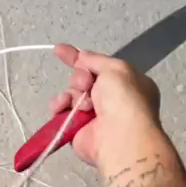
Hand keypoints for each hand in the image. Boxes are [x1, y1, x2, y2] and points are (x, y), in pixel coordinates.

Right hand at [48, 44, 162, 167]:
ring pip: (71, 94)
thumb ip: (96, 59)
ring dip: (70, 94)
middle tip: (85, 85)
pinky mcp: (77, 127)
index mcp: (126, 83)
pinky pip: (61, 110)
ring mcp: (94, 114)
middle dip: (80, 78)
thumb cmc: (124, 99)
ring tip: (79, 102)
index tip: (59, 49)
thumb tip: (81, 56)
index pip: (99, 65)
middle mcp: (111, 98)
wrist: (119, 137)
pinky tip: (62, 107)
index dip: (80, 57)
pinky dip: (59, 106)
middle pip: (83, 79)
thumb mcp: (116, 68)